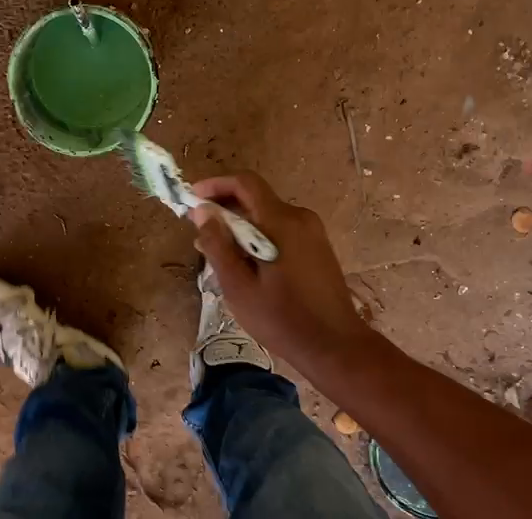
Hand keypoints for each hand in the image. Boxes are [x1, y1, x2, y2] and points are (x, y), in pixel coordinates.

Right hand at [190, 172, 372, 369]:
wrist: (337, 348)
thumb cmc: (283, 319)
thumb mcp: (239, 286)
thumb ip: (218, 244)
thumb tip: (202, 212)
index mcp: (281, 221)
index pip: (245, 183)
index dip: (216, 184)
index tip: (193, 198)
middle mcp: (300, 218)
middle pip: (256, 198)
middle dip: (225, 209)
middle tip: (200, 232)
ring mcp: (312, 232)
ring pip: (268, 216)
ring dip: (241, 225)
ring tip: (220, 253)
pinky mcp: (318, 248)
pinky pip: (281, 230)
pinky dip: (259, 236)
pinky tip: (247, 263)